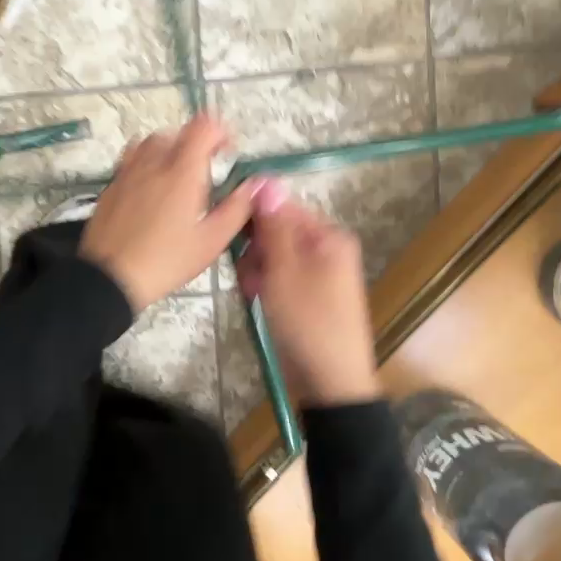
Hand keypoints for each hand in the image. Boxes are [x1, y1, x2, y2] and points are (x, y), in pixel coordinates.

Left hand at [78, 115, 263, 312]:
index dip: (219, 131)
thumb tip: (255, 185)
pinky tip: (151, 189)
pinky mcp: (110, 186)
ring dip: (167, 149)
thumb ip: (236, 208)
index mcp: (181, 172)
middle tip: (205, 170)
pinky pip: (130, 160)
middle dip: (194, 143)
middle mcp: (152, 164)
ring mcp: (127, 173)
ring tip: (177, 175)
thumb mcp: (211, 241)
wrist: (109, 276)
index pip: (202, 128)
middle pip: (175, 133)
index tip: (228, 151)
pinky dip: (145, 162)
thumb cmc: (166, 261)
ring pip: (149, 143)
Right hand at [235, 197, 380, 405]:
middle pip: (273, 229)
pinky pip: (275, 275)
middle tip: (250, 274)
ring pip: (269, 254)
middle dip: (254, 249)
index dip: (253, 218)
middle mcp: (325, 248)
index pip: (281, 206)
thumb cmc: (308, 322)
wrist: (329, 382)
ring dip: (255, 269)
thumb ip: (273, 224)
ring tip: (254, 292)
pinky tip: (258, 300)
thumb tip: (266, 179)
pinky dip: (263, 284)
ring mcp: (315, 273)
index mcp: (327, 236)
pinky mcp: (304, 294)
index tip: (231, 235)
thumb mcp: (284, 269)